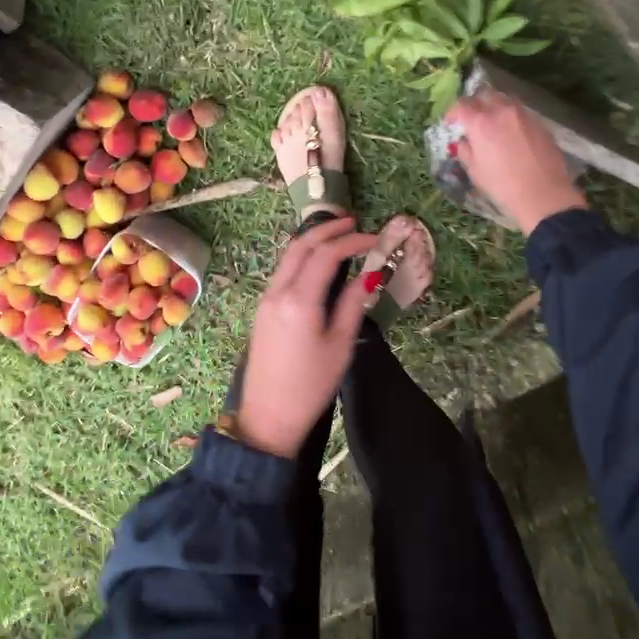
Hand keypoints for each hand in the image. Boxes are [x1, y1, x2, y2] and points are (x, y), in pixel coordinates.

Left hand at [233, 217, 378, 457]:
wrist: (269, 416)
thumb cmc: (311, 386)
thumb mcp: (340, 346)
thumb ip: (352, 305)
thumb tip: (368, 275)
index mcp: (299, 300)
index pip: (326, 255)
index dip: (352, 241)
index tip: (375, 238)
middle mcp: (278, 292)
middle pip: (301, 246)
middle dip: (328, 230)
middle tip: (354, 222)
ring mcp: (266, 299)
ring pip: (288, 256)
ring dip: (313, 240)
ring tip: (339, 235)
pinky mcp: (263, 309)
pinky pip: (283, 271)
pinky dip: (302, 257)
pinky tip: (318, 261)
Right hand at [447, 91, 587, 233]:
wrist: (543, 194)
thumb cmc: (502, 186)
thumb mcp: (475, 171)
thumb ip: (466, 151)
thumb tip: (464, 142)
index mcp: (481, 123)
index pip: (462, 105)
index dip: (453, 113)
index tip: (451, 123)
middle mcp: (502, 111)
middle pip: (485, 95)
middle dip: (475, 104)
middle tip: (472, 118)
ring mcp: (523, 115)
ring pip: (505, 99)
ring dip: (495, 106)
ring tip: (493, 122)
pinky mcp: (540, 123)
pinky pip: (521, 112)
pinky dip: (511, 117)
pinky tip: (512, 133)